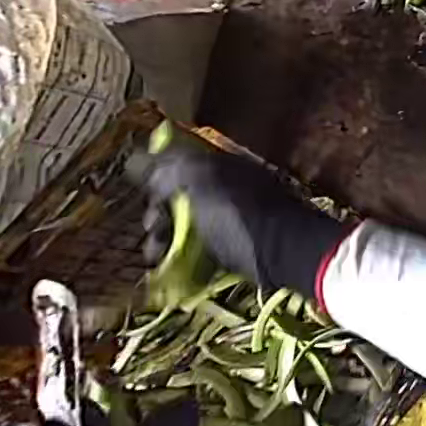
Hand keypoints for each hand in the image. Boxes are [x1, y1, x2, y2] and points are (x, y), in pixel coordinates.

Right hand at [134, 144, 347, 294]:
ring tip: (156, 255)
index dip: (157, 182)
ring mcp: (236, 216)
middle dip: (159, 214)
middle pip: (181, 197)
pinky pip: (203, 245)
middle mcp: (231, 187)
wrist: (284, 252)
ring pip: (189, 224)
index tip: (147, 199)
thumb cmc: (240, 217)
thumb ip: (173, 170)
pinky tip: (172, 268)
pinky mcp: (239, 243)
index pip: (180, 166)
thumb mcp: (202, 186)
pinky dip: (185, 256)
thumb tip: (141, 157)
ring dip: (165, 239)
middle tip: (154, 229)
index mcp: (225, 167)